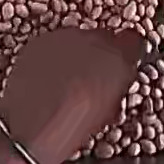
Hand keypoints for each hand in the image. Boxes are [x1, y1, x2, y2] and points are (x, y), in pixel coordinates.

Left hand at [0, 28, 142, 163]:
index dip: (127, 51)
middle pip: (103, 37)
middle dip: (100, 53)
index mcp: (118, 57)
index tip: (122, 63)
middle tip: (91, 76)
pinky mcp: (40, 40)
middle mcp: (94, 38)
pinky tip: (48, 77)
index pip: (133, 40)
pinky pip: (53, 44)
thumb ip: (118, 83)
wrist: (30, 127)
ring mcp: (64, 36)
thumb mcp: (108, 110)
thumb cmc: (74, 126)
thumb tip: (119, 76)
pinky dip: (53, 56)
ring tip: (66, 79)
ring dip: (76, 53)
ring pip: (77, 38)